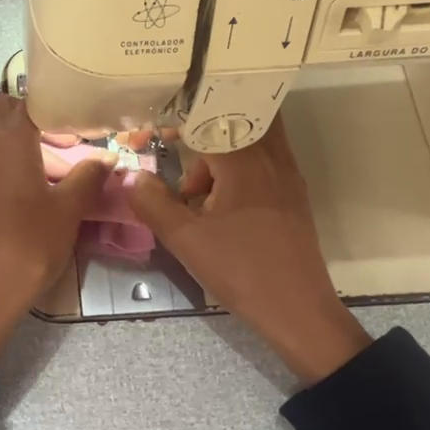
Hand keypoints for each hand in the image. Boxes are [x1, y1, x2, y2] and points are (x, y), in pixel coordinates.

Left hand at [0, 94, 113, 361]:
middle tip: (57, 135)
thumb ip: (89, 178)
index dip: (53, 105)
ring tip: (39, 161)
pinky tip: (6, 184)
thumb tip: (107, 158)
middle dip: (25, 113)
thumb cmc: (30, 245)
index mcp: (9, 142)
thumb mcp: (69, 211)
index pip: (28, 101)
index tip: (77, 120)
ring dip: (8, 139)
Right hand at [127, 116, 369, 383]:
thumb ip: (153, 202)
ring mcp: (288, 177)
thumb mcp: (185, 239)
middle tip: (179, 149)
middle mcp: (273, 158)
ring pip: (254, 142)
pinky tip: (220, 209)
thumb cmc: (240, 270)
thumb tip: (132, 176)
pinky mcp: (294, 199)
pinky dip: (239, 172)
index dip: (179, 122)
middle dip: (207, 130)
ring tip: (197, 192)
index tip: (157, 136)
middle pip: (239, 120)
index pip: (210, 119)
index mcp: (245, 160)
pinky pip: (264, 165)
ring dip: (224, 155)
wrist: (297, 310)